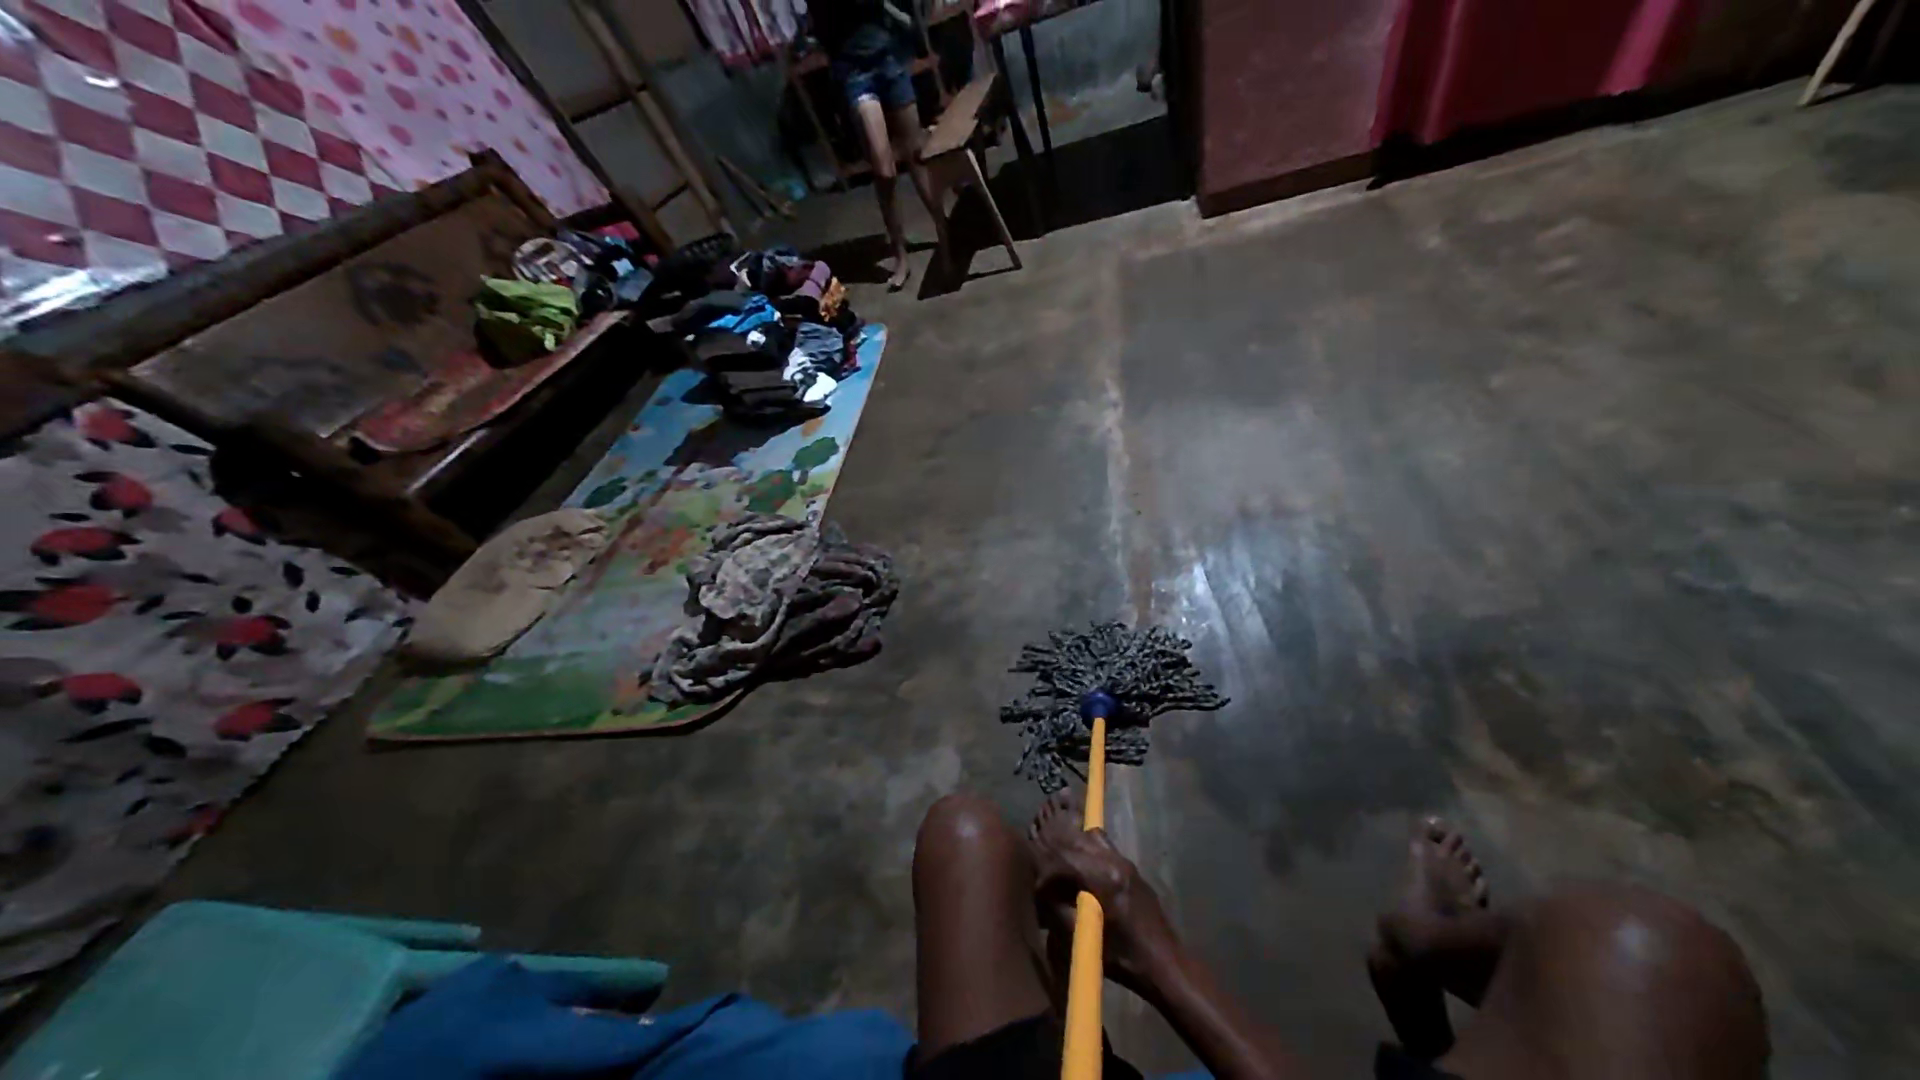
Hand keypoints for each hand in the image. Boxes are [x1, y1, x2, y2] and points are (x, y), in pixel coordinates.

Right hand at [1027, 791, 1179, 992]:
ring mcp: (1124, 861)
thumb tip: (1040, 891)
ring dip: (1069, 839)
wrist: (1165, 962)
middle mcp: (1113, 862)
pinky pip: (1103, 843)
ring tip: (1054, 847)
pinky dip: (1086, 843)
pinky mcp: (1130, 867)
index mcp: (1101, 879)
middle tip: (1036, 847)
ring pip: (1089, 836)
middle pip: (1075, 838)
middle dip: (1052, 841)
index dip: (1043, 865)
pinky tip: (1080, 857)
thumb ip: (1058, 910)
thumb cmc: (1122, 957)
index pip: (1062, 858)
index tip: (1033, 879)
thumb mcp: (1084, 939)